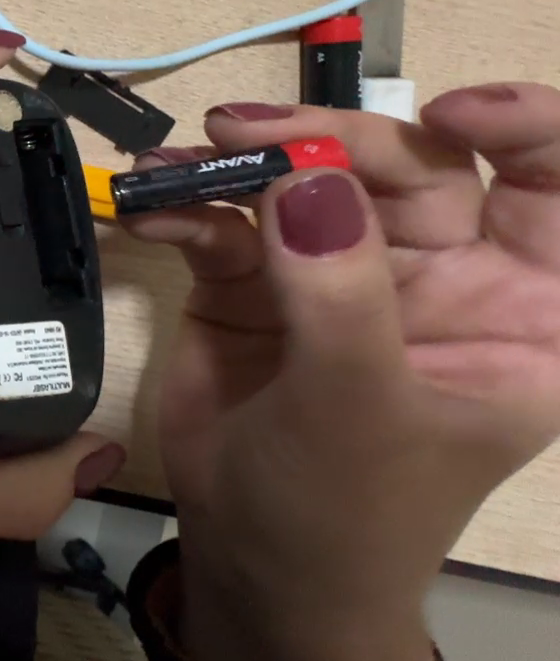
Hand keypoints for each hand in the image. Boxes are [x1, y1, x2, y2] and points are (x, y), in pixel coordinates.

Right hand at [123, 86, 559, 660]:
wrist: (249, 549)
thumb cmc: (346, 500)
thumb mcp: (359, 405)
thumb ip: (342, 294)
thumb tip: (301, 180)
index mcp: (520, 305)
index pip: (555, 190)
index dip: (528, 132)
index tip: (446, 112)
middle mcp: (431, 275)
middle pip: (397, 170)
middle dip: (322, 139)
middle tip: (235, 132)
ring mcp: (330, 275)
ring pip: (295, 186)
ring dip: (229, 166)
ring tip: (168, 163)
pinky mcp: (246, 284)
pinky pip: (217, 227)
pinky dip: (177, 213)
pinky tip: (142, 214)